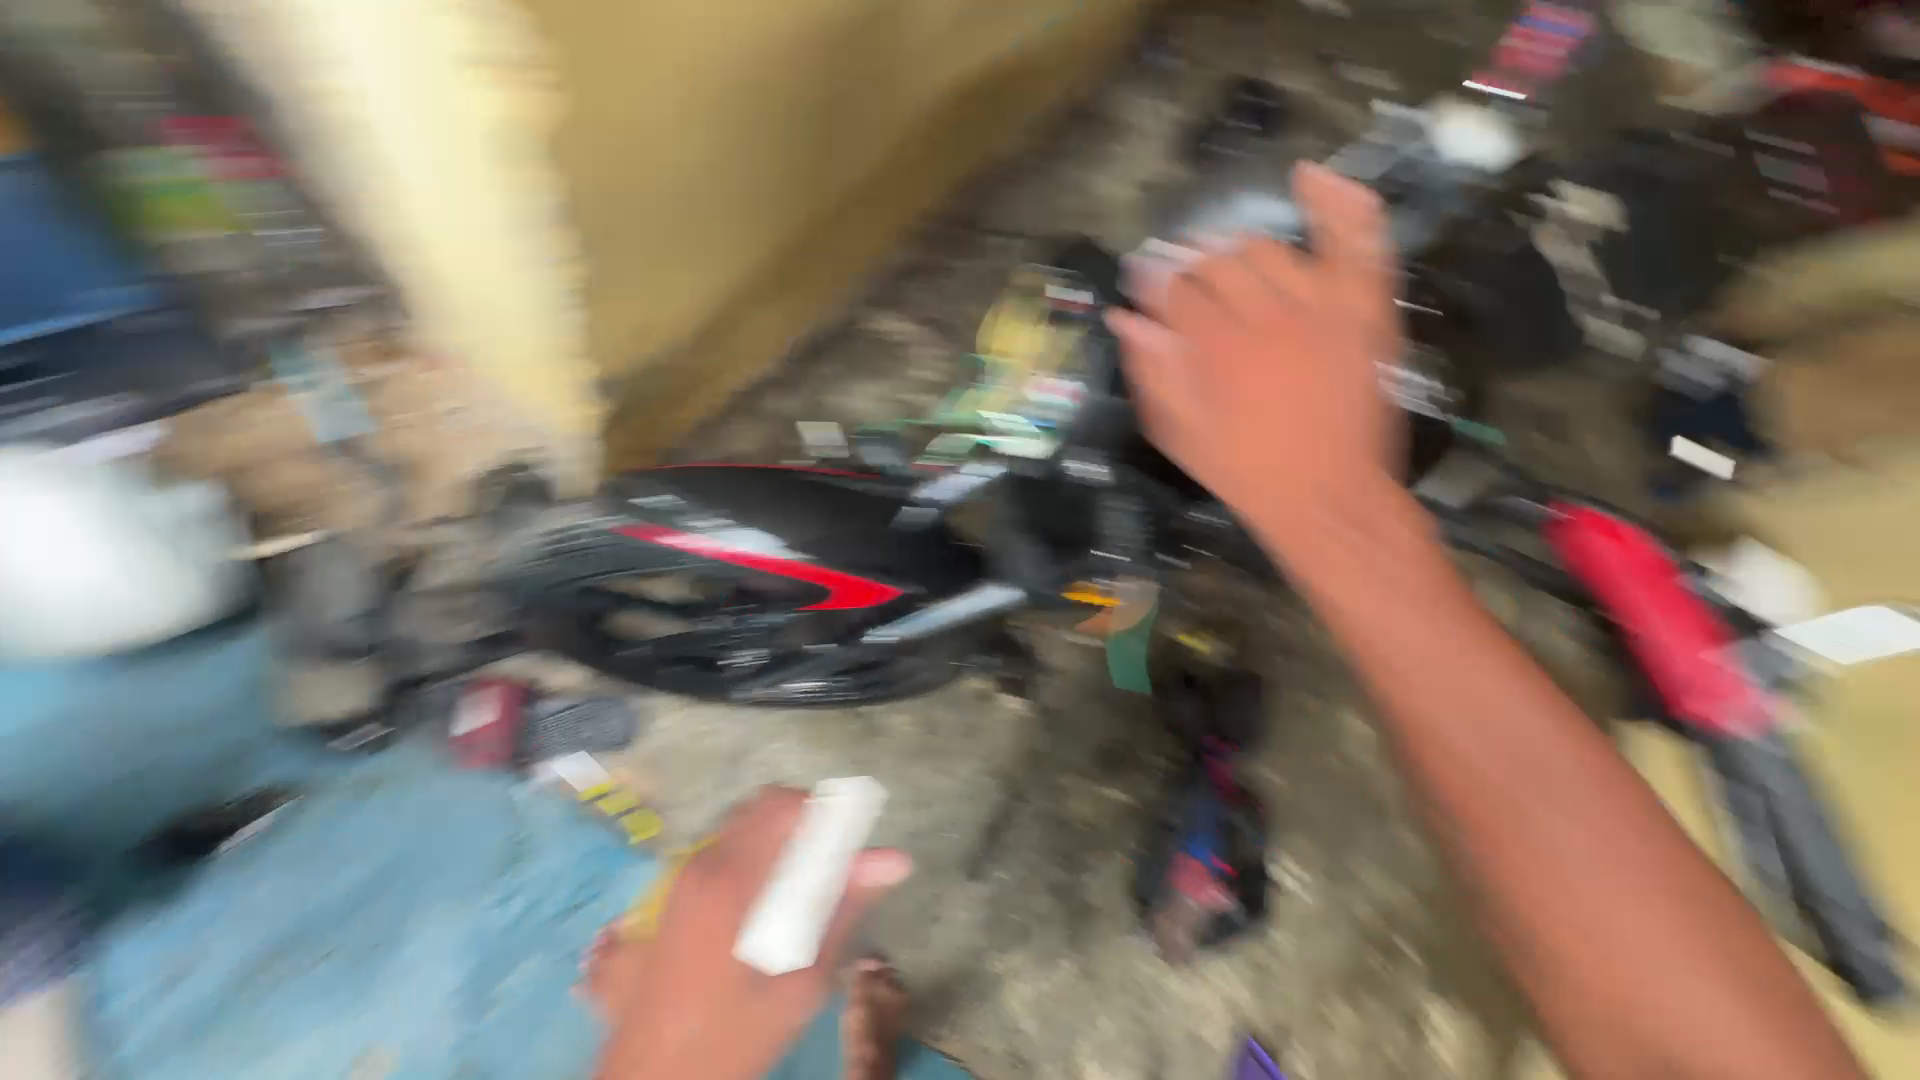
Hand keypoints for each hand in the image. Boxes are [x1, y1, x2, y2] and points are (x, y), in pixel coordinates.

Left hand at [590, 787, 912, 1079]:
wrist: (652, 1079)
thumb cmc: (734, 1035)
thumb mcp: (804, 980)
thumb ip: (845, 908)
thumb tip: (894, 859)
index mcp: (733, 879)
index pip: (782, 804)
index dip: (825, 810)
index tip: (851, 843)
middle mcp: (704, 864)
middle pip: (762, 808)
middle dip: (807, 825)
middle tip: (835, 869)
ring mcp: (686, 878)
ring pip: (746, 827)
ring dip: (783, 842)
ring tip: (808, 893)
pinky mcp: (679, 896)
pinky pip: (729, 851)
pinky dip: (761, 859)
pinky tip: (774, 909)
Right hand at [1111, 162, 1403, 558]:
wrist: (1329, 497)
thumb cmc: (1249, 474)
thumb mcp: (1182, 435)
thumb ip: (1153, 373)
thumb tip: (1127, 322)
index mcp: (1216, 348)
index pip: (1172, 289)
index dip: (1151, 281)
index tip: (1141, 279)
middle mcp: (1265, 315)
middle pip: (1216, 262)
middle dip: (1188, 262)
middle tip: (1179, 272)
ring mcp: (1321, 306)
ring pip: (1268, 249)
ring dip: (1236, 247)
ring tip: (1222, 257)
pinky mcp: (1363, 309)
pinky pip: (1356, 240)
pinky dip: (1337, 203)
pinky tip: (1309, 178)